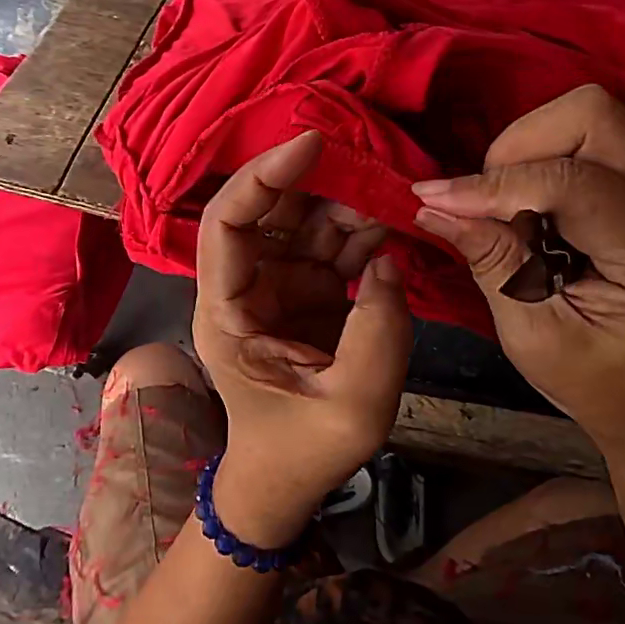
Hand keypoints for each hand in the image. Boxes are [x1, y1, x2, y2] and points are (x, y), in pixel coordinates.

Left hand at [193, 131, 413, 548]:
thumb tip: (387, 260)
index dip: (262, 177)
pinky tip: (395, 222)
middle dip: (317, 181)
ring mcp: (278, 285)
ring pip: (306, 223)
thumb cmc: (301, 450)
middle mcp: (246, 286)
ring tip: (397, 193)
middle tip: (374, 163)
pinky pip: (333, 247)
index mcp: (227, 310)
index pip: (227, 224)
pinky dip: (363, 231)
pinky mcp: (308, 291)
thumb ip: (379, 335)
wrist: (286, 479)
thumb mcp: (352, 406)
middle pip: (269, 212)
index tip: (311, 144)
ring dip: (348, 203)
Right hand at [411, 86, 624, 454]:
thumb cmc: (592, 379)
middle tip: (487, 202)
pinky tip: (529, 203)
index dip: (493, 186)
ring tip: (506, 205)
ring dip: (528, 148)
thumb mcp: (532, 334)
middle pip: (594, 117)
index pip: (572, 184)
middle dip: (519, 148)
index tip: (432, 199)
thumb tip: (432, 207)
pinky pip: (590, 135)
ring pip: (591, 115)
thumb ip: (491, 260)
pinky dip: (541, 156)